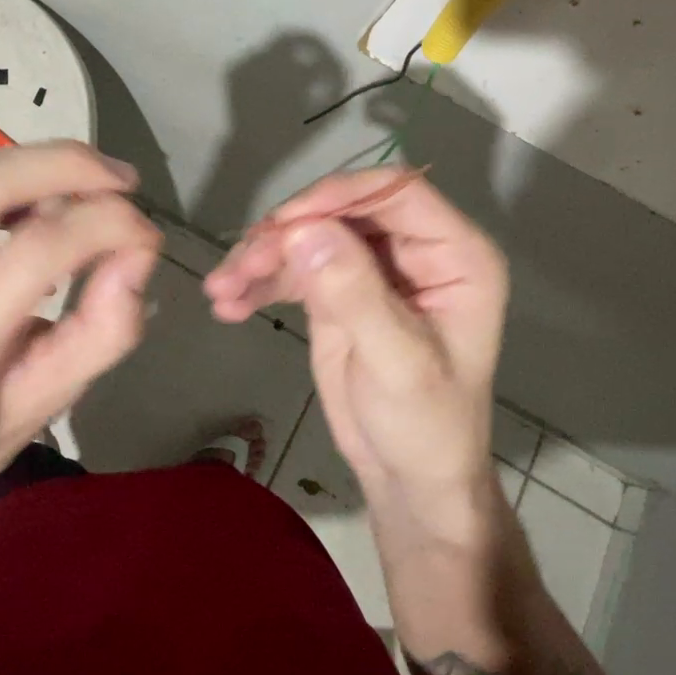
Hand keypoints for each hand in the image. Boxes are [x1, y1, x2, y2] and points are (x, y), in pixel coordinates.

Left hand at [0, 141, 161, 515]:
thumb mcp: (50, 405)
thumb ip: (101, 333)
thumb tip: (137, 252)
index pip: (30, 255)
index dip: (101, 226)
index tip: (146, 235)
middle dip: (63, 164)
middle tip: (122, 181)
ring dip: (41, 165)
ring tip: (92, 192)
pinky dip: (17, 180)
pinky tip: (45, 208)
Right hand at [204, 168, 507, 535]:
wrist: (408, 480)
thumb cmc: (427, 426)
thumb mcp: (398, 362)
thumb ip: (354, 294)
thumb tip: (303, 231)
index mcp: (454, 254)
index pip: (396, 194)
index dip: (339, 196)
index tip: (286, 222)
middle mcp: (412, 250)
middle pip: (342, 210)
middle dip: (287, 233)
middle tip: (241, 266)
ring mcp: (371, 268)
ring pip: (309, 236)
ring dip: (262, 258)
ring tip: (221, 289)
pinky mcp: (336, 290)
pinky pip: (293, 268)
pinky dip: (259, 282)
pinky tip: (228, 304)